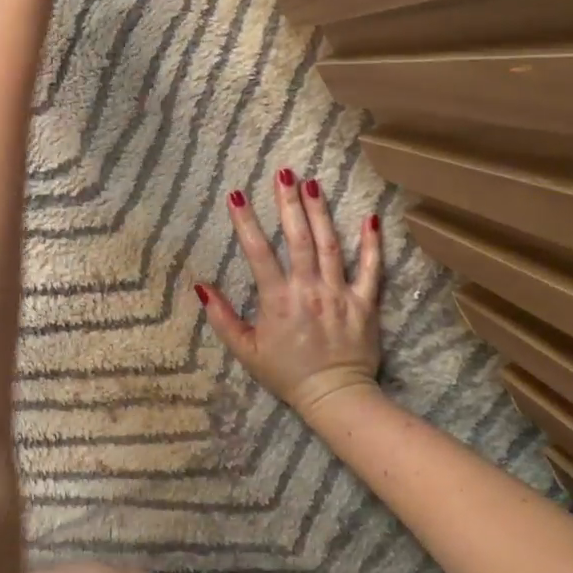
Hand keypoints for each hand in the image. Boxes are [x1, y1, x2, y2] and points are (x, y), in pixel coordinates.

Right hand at [196, 170, 382, 416]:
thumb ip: (222, 318)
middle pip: (298, 239)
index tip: (236, 195)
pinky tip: (370, 219)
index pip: (258, 253)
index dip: (245, 223)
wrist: (336, 399)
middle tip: (284, 173)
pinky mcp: (365, 304)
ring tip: (313, 184)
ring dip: (321, 213)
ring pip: (330, 246)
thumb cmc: (287, 374)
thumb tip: (200, 286)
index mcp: (278, 300)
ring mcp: (340, 294)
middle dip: (288, 204)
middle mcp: (309, 290)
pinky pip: (371, 270)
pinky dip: (371, 244)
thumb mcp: (246, 351)